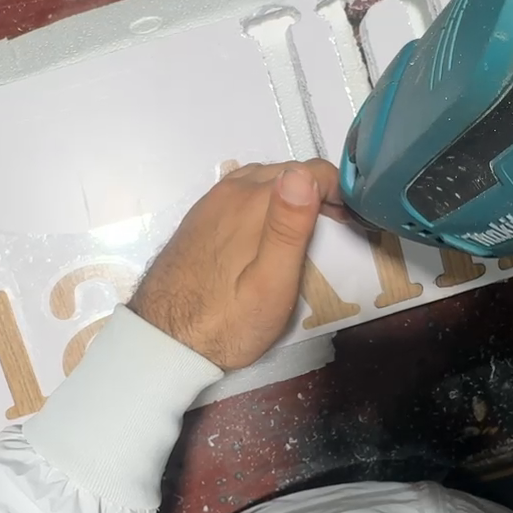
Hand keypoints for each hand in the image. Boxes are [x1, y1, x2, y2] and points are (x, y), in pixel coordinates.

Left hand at [130, 160, 341, 369]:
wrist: (165, 341)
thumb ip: (289, 228)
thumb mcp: (271, 285)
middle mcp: (230, 191)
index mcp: (253, 202)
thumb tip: (304, 174)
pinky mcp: (199, 218)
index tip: (347, 225)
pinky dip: (261, 204)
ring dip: (287, 198)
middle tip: (330, 234)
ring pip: (262, 180)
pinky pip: (240, 194)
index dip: (338, 193)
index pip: (312, 171)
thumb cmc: (226, 322)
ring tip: (300, 236)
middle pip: (287, 172)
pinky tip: (263, 237)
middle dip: (315, 194)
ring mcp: (211, 202)